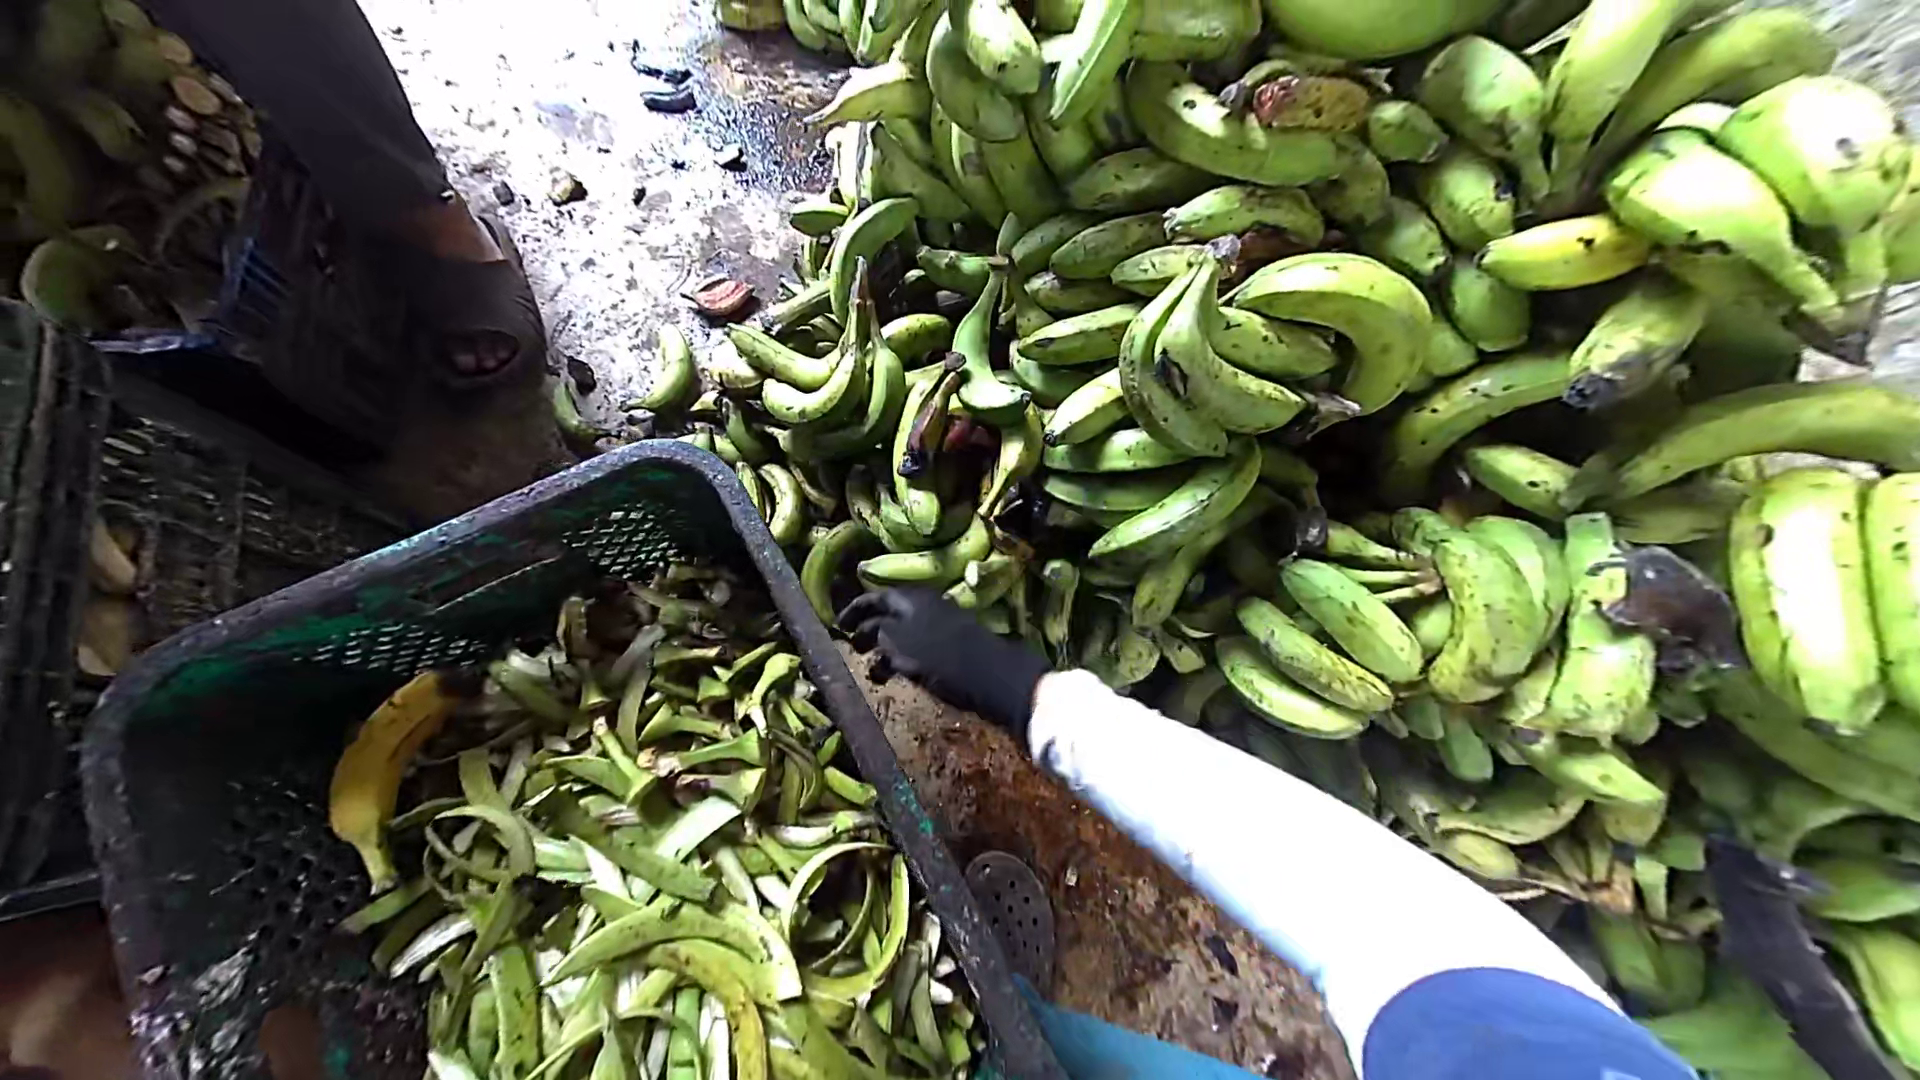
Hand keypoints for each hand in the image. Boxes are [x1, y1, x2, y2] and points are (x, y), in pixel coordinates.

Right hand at [838, 587, 1049, 735]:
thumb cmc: (947, 659)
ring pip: (903, 633)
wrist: (997, 678)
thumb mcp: (904, 645)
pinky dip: (903, 659)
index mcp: (914, 600)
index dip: (855, 610)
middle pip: (890, 614)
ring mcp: (942, 627)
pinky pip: (918, 648)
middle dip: (869, 629)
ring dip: (884, 649)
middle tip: (853, 647)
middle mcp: (927, 607)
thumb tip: (869, 630)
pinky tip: (897, 676)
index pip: (876, 597)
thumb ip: (881, 633)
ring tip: (873, 670)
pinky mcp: (952, 648)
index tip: (838, 625)